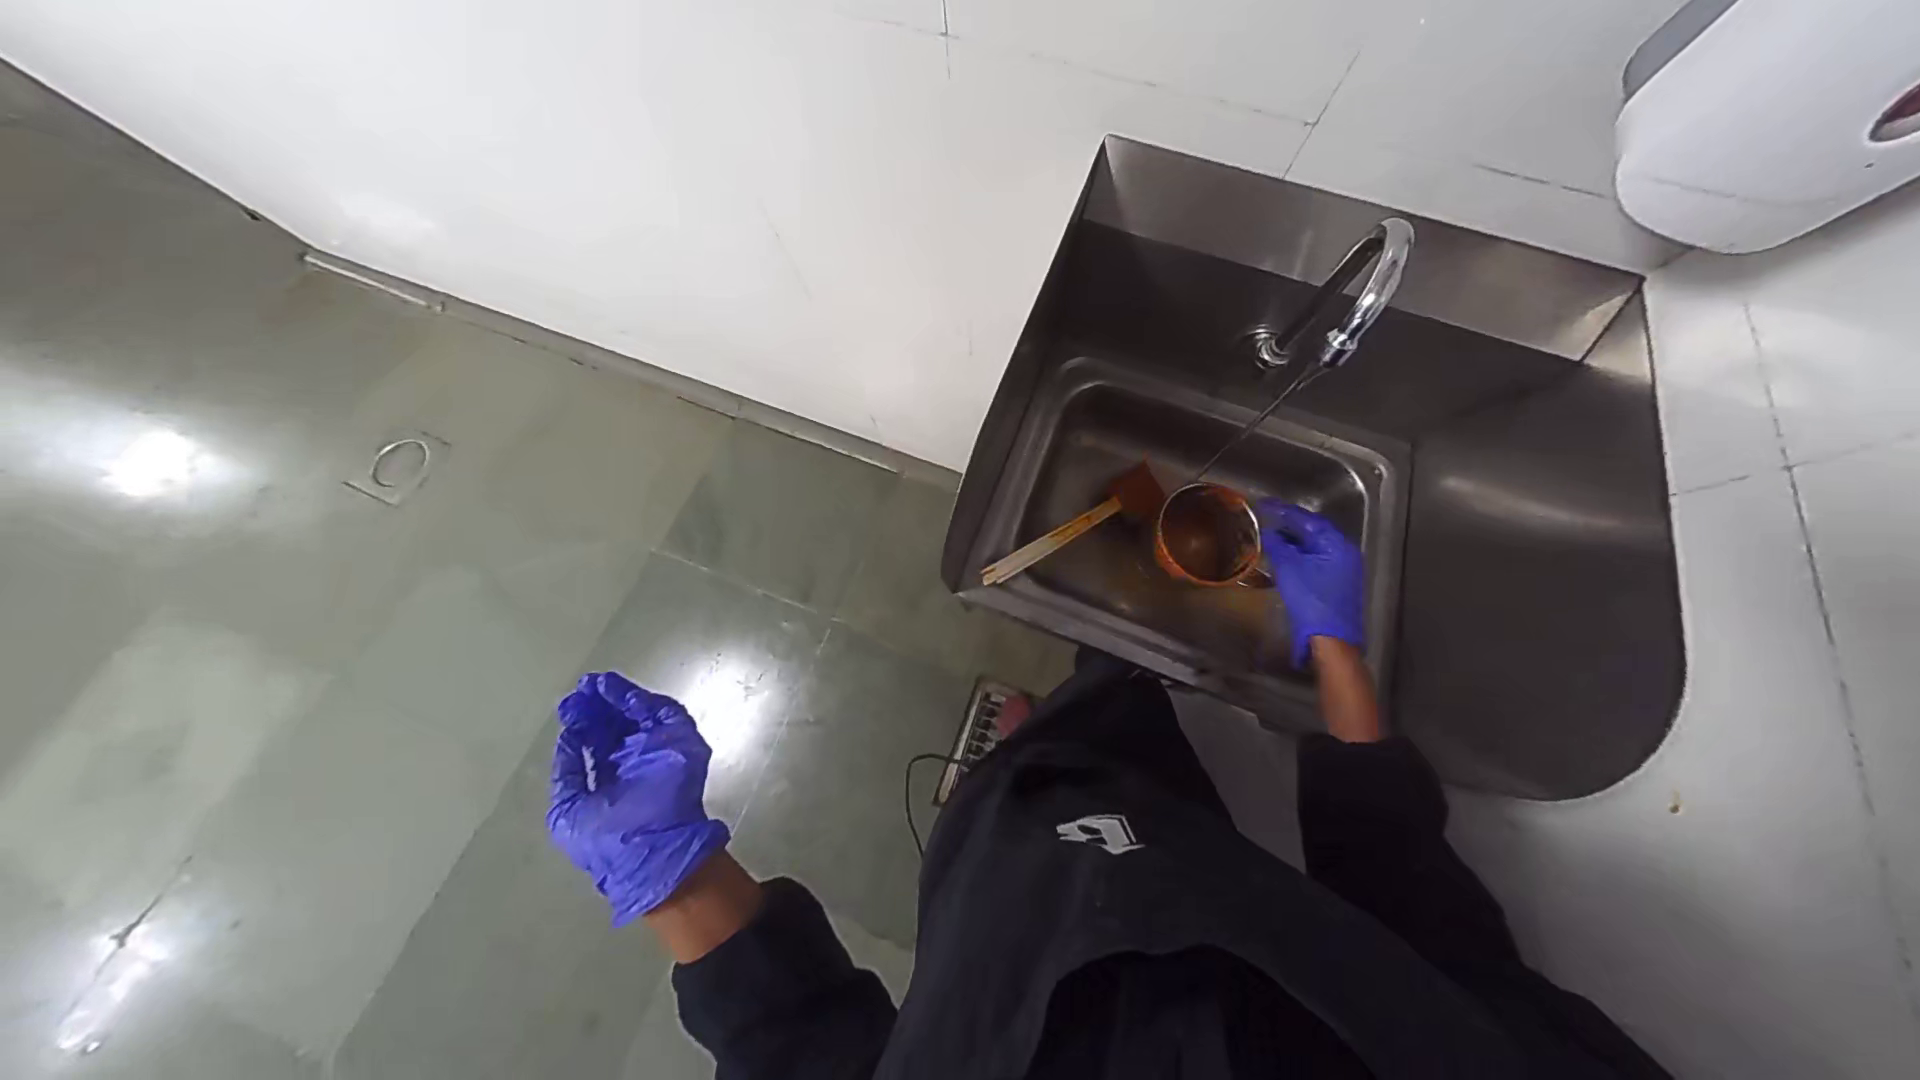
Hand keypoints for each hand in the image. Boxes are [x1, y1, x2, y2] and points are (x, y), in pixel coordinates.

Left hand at [547, 671, 729, 925]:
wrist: (651, 850)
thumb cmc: (604, 840)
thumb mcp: (568, 810)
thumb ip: (568, 772)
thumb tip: (568, 737)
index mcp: (611, 777)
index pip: (598, 741)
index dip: (584, 722)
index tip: (570, 706)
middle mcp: (635, 758)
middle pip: (618, 722)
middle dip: (599, 705)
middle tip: (583, 688)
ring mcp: (658, 746)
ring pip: (639, 712)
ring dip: (618, 696)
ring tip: (597, 683)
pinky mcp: (679, 739)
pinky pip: (662, 713)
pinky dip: (641, 700)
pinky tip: (618, 692)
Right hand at [1255, 501, 1365, 667]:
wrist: (1330, 640)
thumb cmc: (1310, 600)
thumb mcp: (1289, 569)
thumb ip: (1278, 546)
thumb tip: (1269, 533)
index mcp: (1337, 545)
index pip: (1308, 520)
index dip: (1285, 511)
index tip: (1265, 505)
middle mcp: (1346, 554)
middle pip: (1315, 532)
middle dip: (1291, 525)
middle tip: (1268, 519)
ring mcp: (1345, 571)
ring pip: (1315, 548)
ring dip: (1294, 542)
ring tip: (1272, 537)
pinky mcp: (1338, 585)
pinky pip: (1317, 561)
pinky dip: (1300, 556)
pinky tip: (1285, 559)